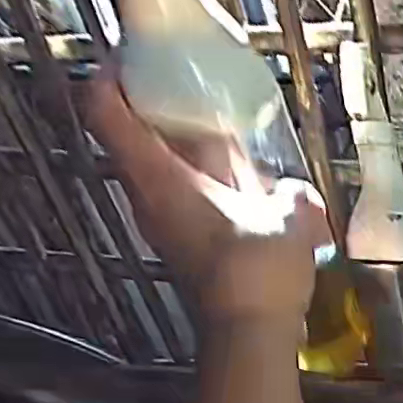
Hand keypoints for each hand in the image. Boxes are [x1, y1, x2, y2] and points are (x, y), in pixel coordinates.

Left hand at [84, 71, 329, 333]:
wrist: (251, 334)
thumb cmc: (258, 271)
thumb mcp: (292, 222)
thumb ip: (296, 197)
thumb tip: (298, 192)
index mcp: (159, 177)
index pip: (104, 108)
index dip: (113, 78)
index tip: (139, 68)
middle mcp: (148, 202)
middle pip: (131, 144)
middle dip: (159, 122)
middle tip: (195, 111)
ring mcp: (163, 234)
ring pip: (158, 182)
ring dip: (185, 167)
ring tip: (226, 162)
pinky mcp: (184, 260)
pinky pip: (182, 214)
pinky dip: (202, 201)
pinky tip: (240, 207)